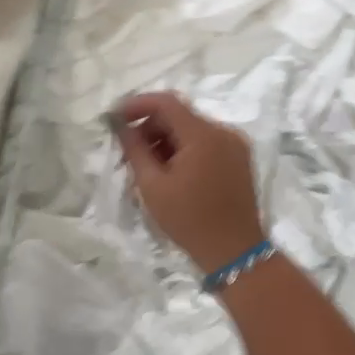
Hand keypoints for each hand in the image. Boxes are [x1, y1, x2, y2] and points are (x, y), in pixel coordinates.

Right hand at [112, 92, 266, 273]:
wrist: (234, 251)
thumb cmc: (189, 220)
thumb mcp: (153, 186)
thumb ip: (135, 149)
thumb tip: (120, 125)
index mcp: (203, 135)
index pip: (166, 102)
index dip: (137, 105)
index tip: (115, 119)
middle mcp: (223, 132)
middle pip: (180, 115)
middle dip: (151, 128)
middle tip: (129, 153)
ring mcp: (235, 145)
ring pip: (193, 130)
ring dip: (167, 140)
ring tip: (149, 168)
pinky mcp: (239, 159)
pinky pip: (207, 143)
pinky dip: (185, 150)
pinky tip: (172, 173)